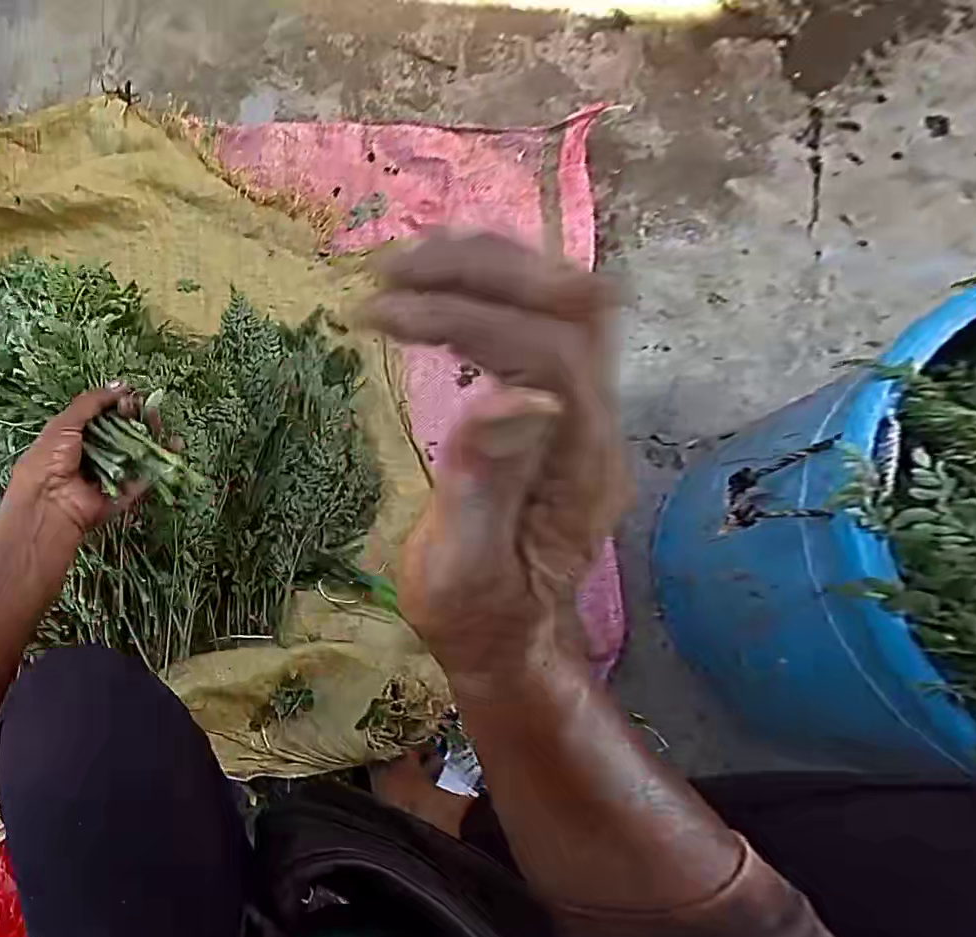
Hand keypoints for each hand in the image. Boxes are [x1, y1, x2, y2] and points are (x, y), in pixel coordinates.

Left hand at [5, 383, 146, 537]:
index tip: (131, 397)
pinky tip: (174, 446)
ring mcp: (112, 474)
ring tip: (158, 421)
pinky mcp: (124, 494)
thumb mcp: (64, 423)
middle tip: (148, 408)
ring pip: (139, 452)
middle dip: (139, 418)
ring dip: (152, 435)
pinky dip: (161, 462)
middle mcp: (97, 454)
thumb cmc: (48, 461)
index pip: (106, 416)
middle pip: (125, 432)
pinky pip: (146, 477)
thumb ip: (92, 403)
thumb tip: (121, 385)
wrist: (47, 504)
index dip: (120, 405)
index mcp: (78, 436)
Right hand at [362, 231, 626, 697]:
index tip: (382, 315)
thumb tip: (512, 395)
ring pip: (561, 302)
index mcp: (578, 464)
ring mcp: (577, 413)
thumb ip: (486, 483)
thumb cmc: (476, 614)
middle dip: (483, 268)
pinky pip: (535, 326)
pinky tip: (437, 287)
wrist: (504, 638)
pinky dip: (486, 292)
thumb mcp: (465, 565)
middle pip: (571, 304)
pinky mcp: (550, 411)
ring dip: (489, 266)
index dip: (465, 319)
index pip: (542, 353)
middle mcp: (593, 424)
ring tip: (408, 259)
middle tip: (393, 266)